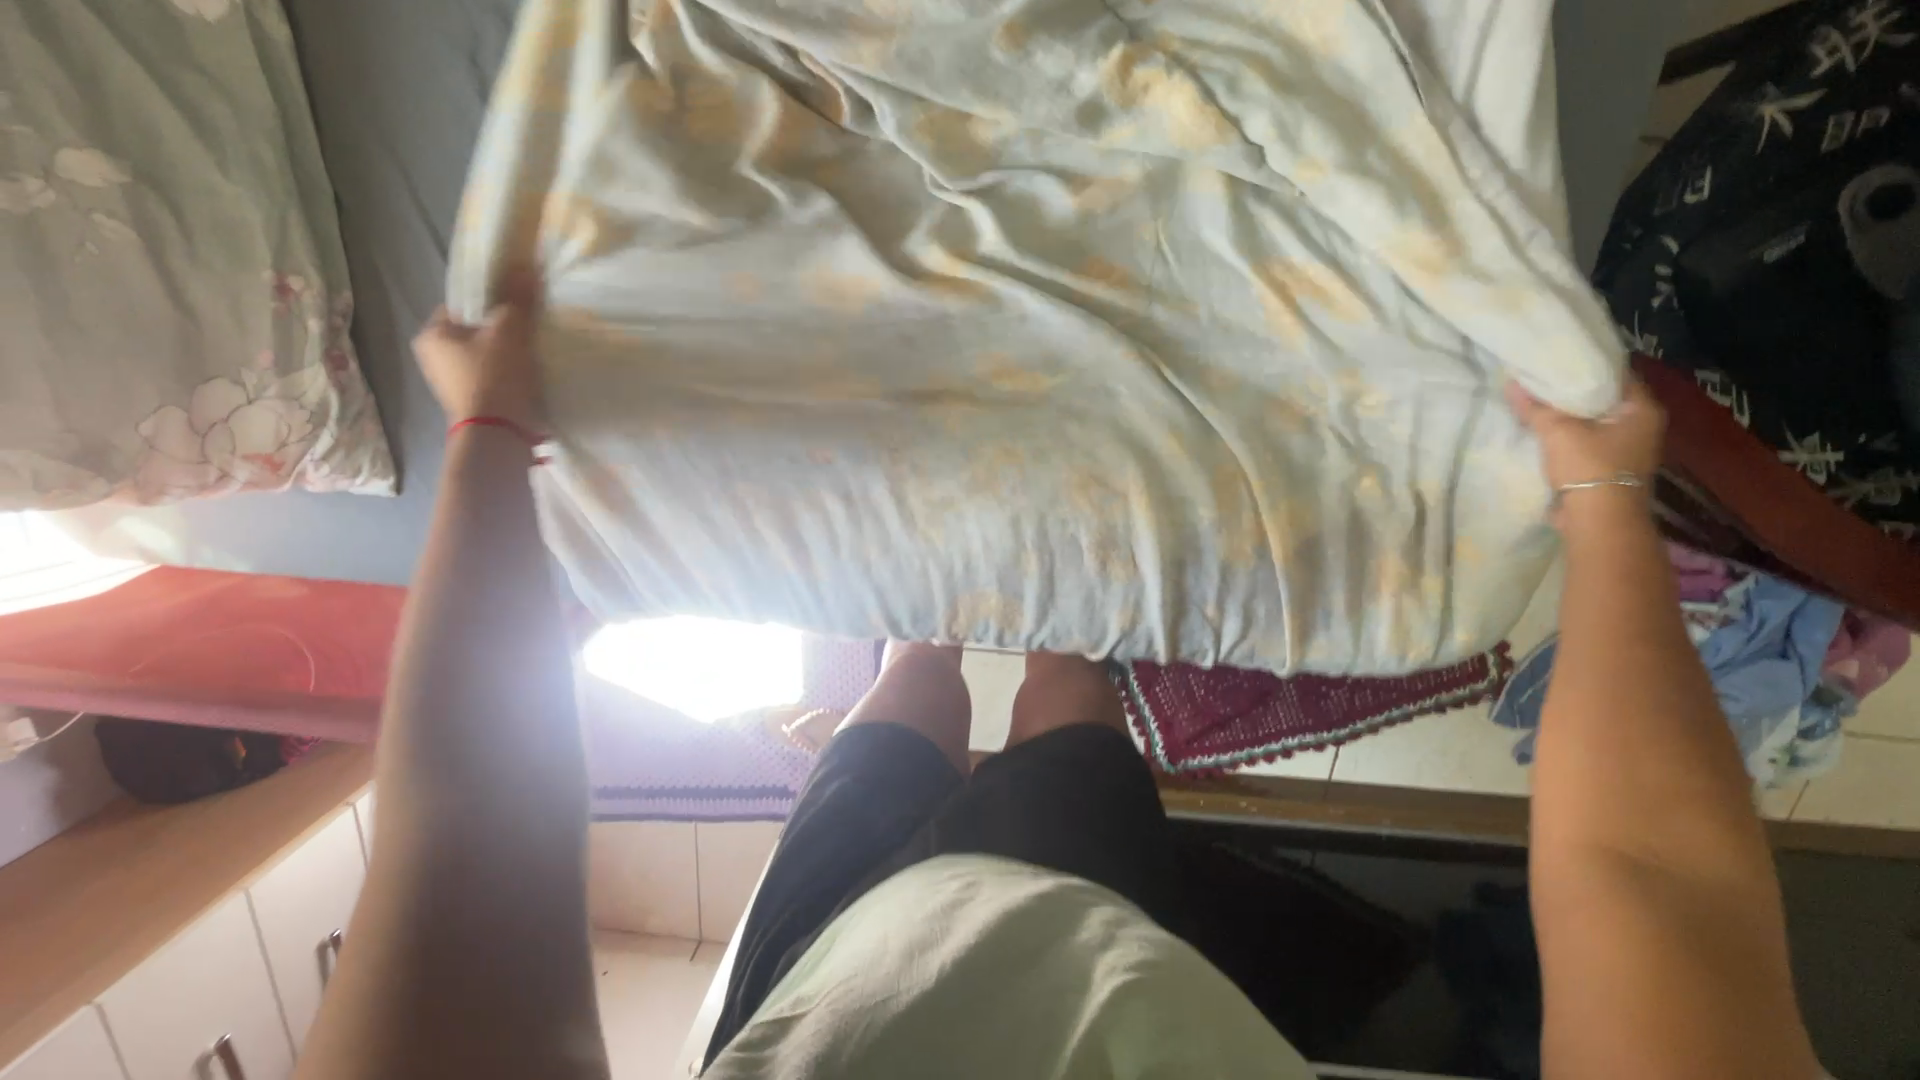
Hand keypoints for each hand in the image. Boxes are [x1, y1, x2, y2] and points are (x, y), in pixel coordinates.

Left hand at [414, 266, 545, 431]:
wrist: (499, 436)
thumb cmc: (495, 377)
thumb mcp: (510, 331)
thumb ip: (517, 298)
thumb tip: (525, 266)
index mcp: (432, 334)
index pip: (462, 304)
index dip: (492, 301)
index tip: (518, 307)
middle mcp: (432, 358)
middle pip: (475, 331)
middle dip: (501, 330)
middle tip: (530, 329)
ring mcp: (450, 384)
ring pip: (485, 356)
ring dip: (507, 354)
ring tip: (534, 353)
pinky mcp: (471, 404)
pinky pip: (492, 378)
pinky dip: (508, 376)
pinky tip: (529, 377)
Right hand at [1506, 376, 1664, 494]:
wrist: (1599, 519)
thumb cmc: (1589, 466)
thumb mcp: (1557, 431)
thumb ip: (1535, 407)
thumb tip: (1511, 382)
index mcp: (1642, 409)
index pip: (1615, 375)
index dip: (1586, 367)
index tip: (1559, 361)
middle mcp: (1643, 426)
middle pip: (1604, 400)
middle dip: (1575, 394)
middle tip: (1544, 381)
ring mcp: (1630, 450)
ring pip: (1596, 423)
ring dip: (1571, 418)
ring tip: (1540, 405)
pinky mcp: (1612, 469)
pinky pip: (1590, 443)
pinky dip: (1571, 438)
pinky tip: (1546, 434)